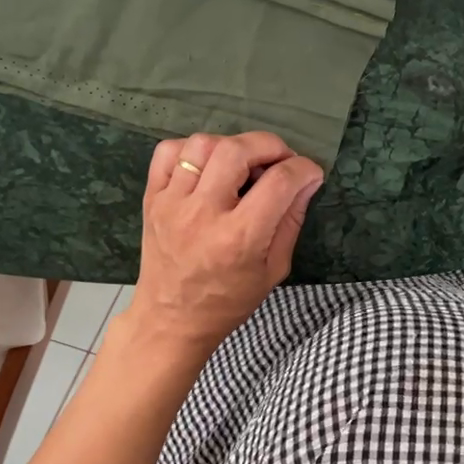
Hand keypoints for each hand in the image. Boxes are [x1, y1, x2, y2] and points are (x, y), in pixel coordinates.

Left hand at [118, 131, 323, 356]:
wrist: (172, 318)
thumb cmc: (230, 300)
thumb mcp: (274, 269)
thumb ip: (291, 221)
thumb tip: (308, 181)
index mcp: (240, 237)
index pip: (279, 182)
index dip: (304, 169)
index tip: (311, 173)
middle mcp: (204, 214)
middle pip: (237, 151)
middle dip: (270, 146)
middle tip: (281, 160)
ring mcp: (173, 203)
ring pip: (204, 144)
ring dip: (233, 146)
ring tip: (244, 164)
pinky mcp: (152, 198)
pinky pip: (169, 152)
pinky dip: (193, 150)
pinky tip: (209, 167)